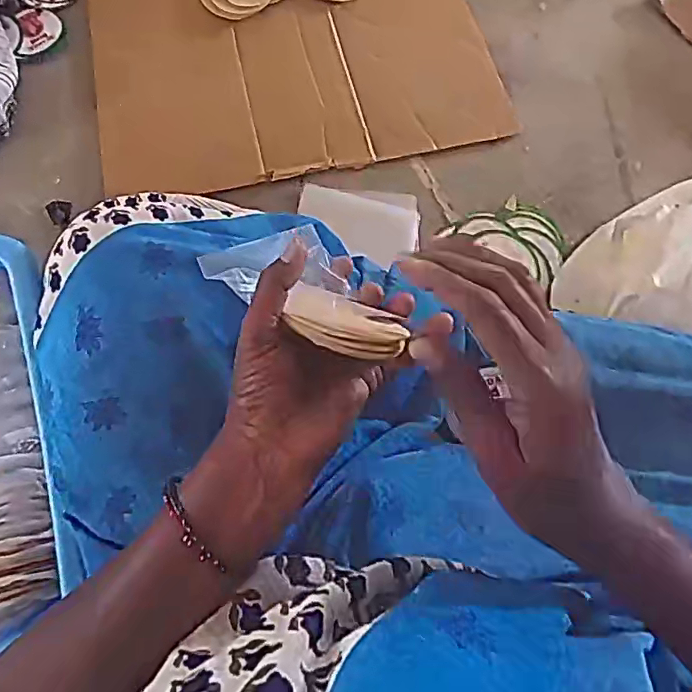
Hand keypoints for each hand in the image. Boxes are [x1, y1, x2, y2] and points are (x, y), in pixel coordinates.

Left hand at [182, 246, 404, 568]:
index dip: (334, 276)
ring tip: (405, 301)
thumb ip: (275, 287)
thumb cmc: (258, 387)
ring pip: (378, 329)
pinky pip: (395, 358)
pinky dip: (415, 345)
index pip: (320, 291)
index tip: (347, 261)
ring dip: (394, 314)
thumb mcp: (258, 330)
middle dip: (370, 295)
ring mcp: (348, 360)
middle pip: (355, 308)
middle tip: (379, 288)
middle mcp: (325, 338)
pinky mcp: (368, 382)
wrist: (271, 447)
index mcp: (297, 324)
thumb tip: (297, 244)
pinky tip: (433, 330)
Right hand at [398, 237, 636, 563]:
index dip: (444, 281)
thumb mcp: (493, 457)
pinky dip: (491, 269)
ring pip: (519, 279)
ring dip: (474, 257)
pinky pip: (526, 291)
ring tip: (431, 251)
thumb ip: (461, 394)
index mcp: (538, 380)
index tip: (406, 269)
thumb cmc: (542, 497)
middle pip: (505, 282)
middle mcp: (556, 349)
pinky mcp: (558, 342)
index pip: (488, 310)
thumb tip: (422, 339)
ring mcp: (562, 342)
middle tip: (409, 256)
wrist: (598, 510)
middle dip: (454, 260)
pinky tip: (465, 268)